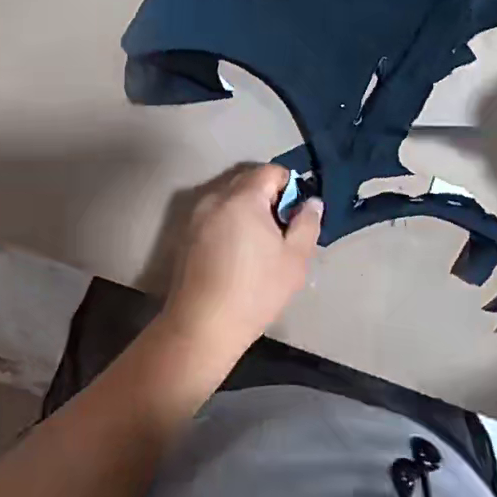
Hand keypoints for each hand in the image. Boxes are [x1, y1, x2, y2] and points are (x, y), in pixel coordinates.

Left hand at [160, 164, 322, 351]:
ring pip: (229, 199)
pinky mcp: (186, 236)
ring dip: (248, 211)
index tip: (297, 214)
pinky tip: (237, 256)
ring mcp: (196, 217)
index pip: (270, 171)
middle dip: (268, 197)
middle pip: (247, 181)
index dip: (290, 186)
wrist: (202, 326)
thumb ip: (307, 224)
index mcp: (243, 198)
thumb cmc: (255, 291)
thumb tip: (311, 202)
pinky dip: (229, 224)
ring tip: (260, 246)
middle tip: (282, 231)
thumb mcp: (295, 259)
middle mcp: (215, 198)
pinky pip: (214, 216)